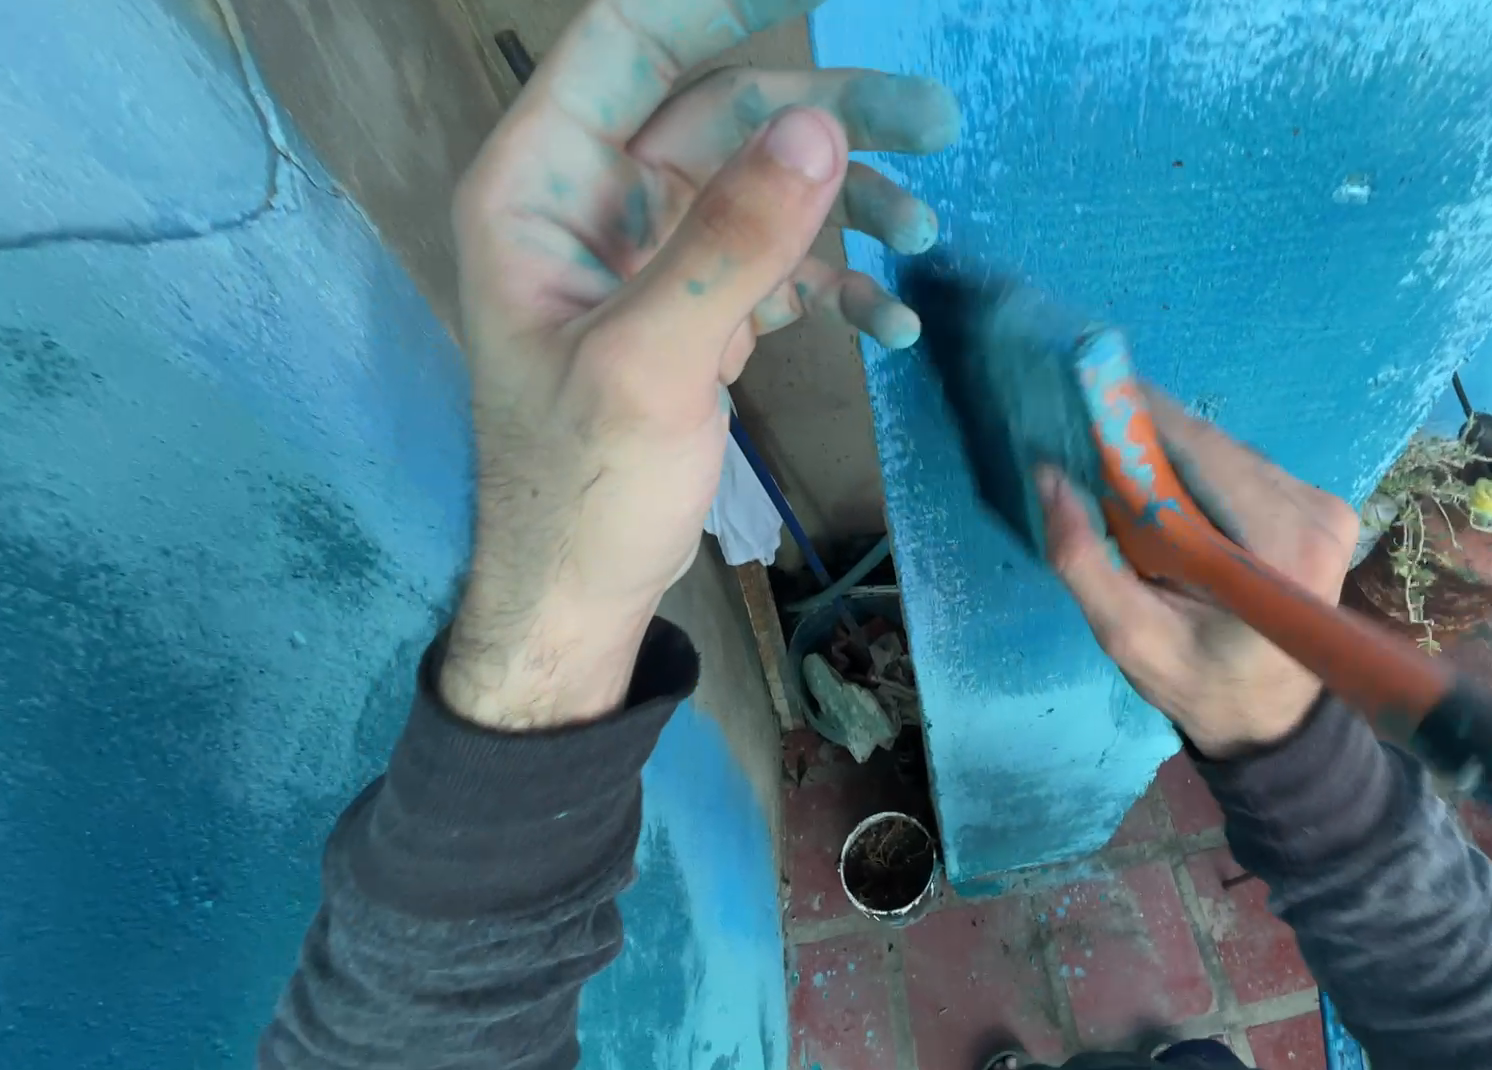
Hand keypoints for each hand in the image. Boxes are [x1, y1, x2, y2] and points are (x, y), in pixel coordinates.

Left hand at [440, 0, 958, 728]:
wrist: (587, 585)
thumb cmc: (586, 486)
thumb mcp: (653, 364)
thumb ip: (730, 244)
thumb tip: (819, 128)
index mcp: (547, 192)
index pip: (630, 47)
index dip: (718, 6)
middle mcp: (605, 212)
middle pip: (729, 123)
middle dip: (833, 121)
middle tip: (939, 123)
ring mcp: (664, 270)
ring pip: (769, 201)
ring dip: (852, 213)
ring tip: (928, 238)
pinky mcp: (707, 322)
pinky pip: (782, 278)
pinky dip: (840, 292)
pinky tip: (893, 325)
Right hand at [1039, 393, 1359, 758]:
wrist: (1269, 719)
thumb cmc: (1198, 684)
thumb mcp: (1128, 636)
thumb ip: (1083, 561)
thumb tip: (1049, 475)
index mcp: (1281, 547)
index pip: (1202, 450)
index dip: (1141, 416)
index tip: (1085, 397)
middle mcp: (1317, 513)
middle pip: (1214, 445)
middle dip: (1148, 438)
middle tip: (1091, 444)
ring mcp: (1327, 508)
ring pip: (1227, 452)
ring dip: (1171, 456)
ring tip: (1123, 477)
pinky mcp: (1322, 510)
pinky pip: (1244, 469)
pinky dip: (1197, 473)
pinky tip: (1169, 500)